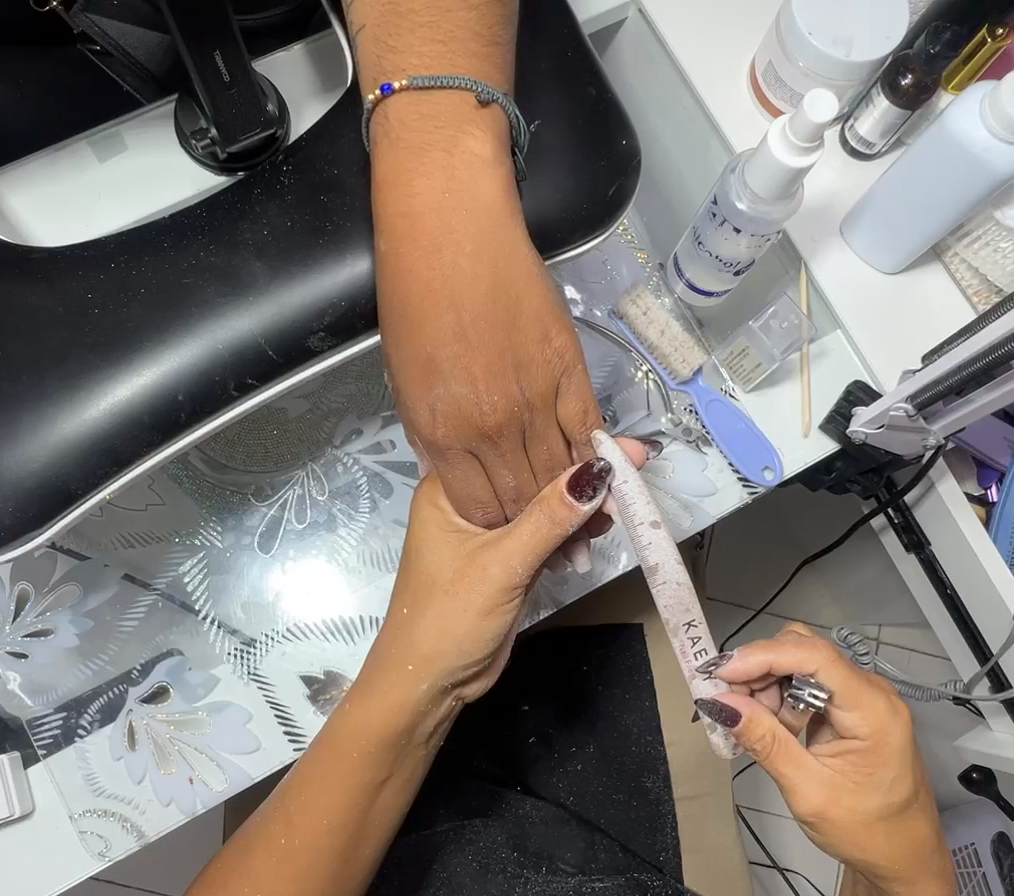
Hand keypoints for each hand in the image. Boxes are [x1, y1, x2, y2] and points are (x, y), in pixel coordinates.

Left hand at [366, 438, 647, 707]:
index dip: (565, 446)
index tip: (615, 447)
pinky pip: (544, 534)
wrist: (429, 683)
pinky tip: (598, 533)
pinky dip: (570, 535)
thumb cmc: (449, 618)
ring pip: (542, 507)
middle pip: (532, 477)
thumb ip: (550, 518)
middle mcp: (467, 501)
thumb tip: (600, 471)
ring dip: (580, 511)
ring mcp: (487, 531)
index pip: (512, 450)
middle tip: (630, 477)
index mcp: (448, 487)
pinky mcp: (505, 558)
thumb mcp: (502, 564)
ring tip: (619, 511)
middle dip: (581, 480)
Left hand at [372, 100, 602, 529]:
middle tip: (566, 546)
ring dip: (579, 504)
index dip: (503, 530)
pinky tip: (605, 475)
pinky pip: (588, 430)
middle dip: (545, 530)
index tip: (516, 539)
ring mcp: (534, 401)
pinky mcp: (569, 371)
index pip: (483, 508)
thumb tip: (464, 476)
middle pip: (526, 501)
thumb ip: (438, 441)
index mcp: (442, 436)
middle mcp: (491, 430)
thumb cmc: (413, 301)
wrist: (450, 230)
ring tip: (592, 521)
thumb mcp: (407, 386)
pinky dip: (597, 457)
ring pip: (562, 474)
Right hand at [697, 624, 949, 895]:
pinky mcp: (849, 706)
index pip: (814, 655)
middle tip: (731, 705)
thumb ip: (765, 742)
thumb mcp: (808, 791)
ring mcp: (860, 696)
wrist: (902, 858)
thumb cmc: (864, 831)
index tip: (720, 675)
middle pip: (804, 650)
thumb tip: (719, 703)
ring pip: (800, 663)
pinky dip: (778, 696)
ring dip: (766, 684)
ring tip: (751, 724)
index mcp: (873, 709)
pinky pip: (806, 683)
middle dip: (760, 669)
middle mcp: (870, 691)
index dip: (763, 656)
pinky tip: (767, 726)